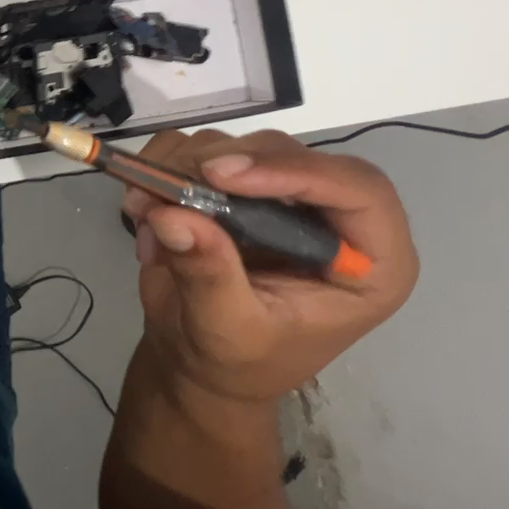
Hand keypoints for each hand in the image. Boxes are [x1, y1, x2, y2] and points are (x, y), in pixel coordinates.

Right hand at [122, 129, 417, 406]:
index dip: (295, 172)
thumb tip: (171, 216)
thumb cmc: (235, 361)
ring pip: (235, 145)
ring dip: (179, 168)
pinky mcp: (229, 189)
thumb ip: (208, 275)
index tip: (220, 177)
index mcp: (365, 260)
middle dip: (220, 165)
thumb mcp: (227, 330)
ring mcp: (274, 198)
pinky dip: (160, 170)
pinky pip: (194, 151)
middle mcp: (326, 218)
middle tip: (165, 189)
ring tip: (143, 212)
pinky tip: (145, 214)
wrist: (197, 363)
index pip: (358, 191)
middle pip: (287, 155)